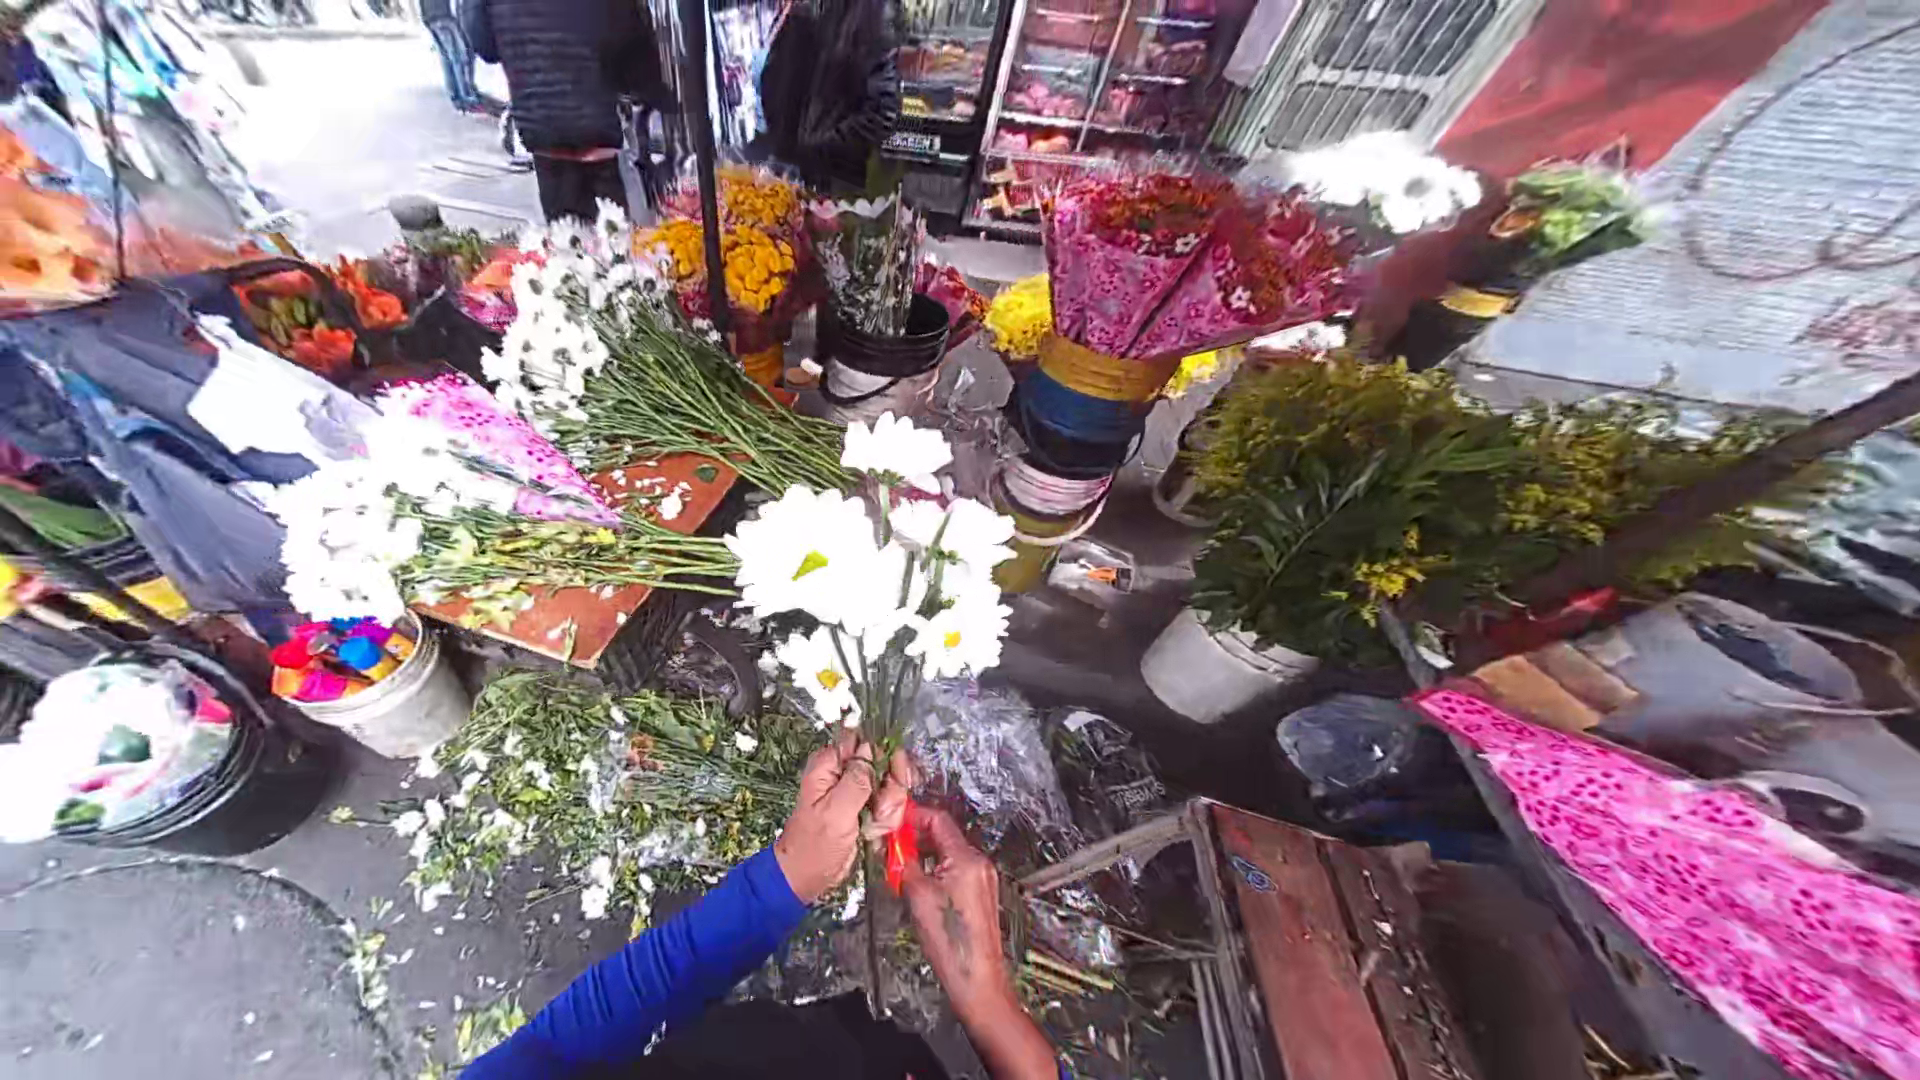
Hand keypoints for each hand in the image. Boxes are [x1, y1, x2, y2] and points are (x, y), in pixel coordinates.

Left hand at [773, 732, 873, 903]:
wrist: (807, 877)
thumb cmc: (814, 845)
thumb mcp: (835, 811)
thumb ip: (856, 779)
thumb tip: (871, 749)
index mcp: (829, 764)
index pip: (864, 741)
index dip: (882, 754)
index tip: (892, 775)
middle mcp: (843, 771)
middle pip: (883, 761)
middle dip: (888, 786)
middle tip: (881, 808)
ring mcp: (857, 788)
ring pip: (890, 783)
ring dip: (888, 806)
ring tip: (874, 824)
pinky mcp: (866, 805)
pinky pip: (888, 802)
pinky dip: (886, 818)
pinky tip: (874, 831)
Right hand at [900, 805, 1056, 1078]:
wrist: (977, 980)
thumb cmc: (951, 943)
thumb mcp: (918, 896)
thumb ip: (906, 864)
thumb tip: (896, 847)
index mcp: (966, 858)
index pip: (939, 820)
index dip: (915, 816)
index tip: (896, 819)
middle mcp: (979, 863)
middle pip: (944, 835)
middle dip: (917, 837)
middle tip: (895, 845)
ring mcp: (983, 878)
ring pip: (949, 853)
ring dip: (926, 854)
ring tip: (904, 866)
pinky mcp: (981, 894)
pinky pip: (956, 869)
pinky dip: (937, 869)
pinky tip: (921, 884)